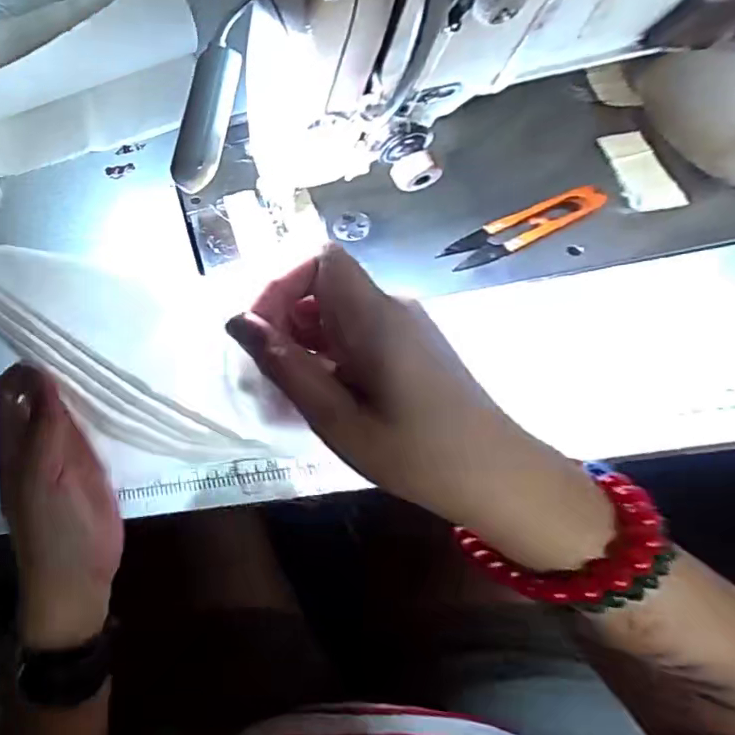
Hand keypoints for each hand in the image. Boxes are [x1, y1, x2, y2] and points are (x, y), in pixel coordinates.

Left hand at [0, 363, 123, 649]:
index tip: (56, 346)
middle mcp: (37, 442)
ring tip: (109, 363)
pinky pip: (89, 429)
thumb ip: (46, 428)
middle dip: (57, 370)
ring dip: (81, 388)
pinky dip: (99, 411)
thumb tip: (42, 374)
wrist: (76, 581)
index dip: (25, 367)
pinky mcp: (89, 466)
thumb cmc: (56, 532)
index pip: (10, 390)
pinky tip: (120, 399)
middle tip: (92, 347)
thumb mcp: (47, 477)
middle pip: (38, 395)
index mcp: (16, 443)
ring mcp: (64, 454)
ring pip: (66, 409)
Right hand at [226, 244, 613, 570]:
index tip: (260, 332)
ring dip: (303, 338)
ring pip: (335, 310)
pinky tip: (327, 395)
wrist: (497, 477)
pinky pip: (355, 331)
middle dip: (283, 317)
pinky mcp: (409, 345)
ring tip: (295, 391)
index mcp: (375, 316)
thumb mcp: (336, 417)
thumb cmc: (415, 454)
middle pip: (323, 283)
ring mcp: (404, 325)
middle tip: (271, 372)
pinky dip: (328, 351)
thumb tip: (236, 320)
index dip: (279, 283)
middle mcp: (390, 307)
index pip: (319, 257)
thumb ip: (285, 365)